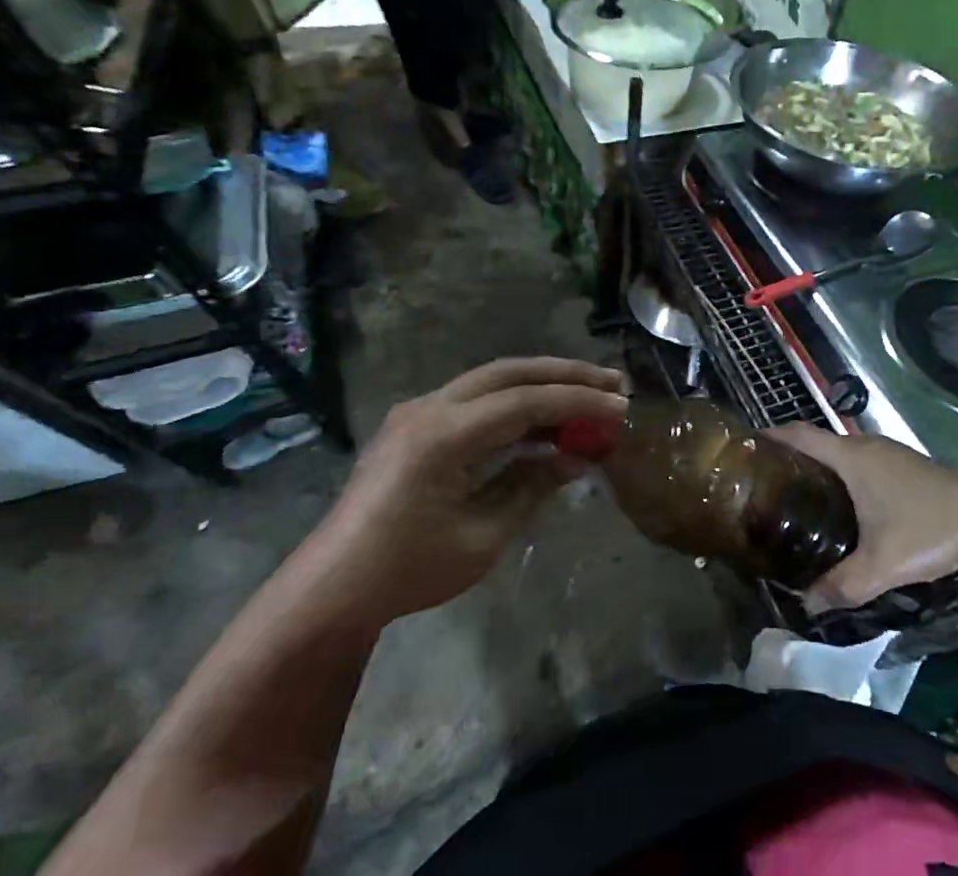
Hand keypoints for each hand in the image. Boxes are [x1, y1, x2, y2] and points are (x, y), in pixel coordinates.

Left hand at [309, 358, 626, 619]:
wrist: (337, 583)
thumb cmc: (410, 569)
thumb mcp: (483, 536)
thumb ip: (530, 486)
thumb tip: (575, 458)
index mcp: (443, 436)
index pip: (525, 402)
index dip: (577, 403)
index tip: (620, 408)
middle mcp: (428, 409)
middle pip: (507, 374)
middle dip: (563, 375)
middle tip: (612, 383)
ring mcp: (416, 413)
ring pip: (489, 381)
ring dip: (538, 385)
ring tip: (587, 394)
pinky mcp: (412, 425)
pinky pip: (472, 401)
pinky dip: (511, 403)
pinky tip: (539, 419)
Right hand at [766, 424, 957, 611]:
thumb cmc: (931, 534)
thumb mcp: (883, 567)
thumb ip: (840, 586)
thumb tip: (805, 605)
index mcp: (851, 457)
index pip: (797, 434)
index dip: (768, 436)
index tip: (743, 447)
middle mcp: (866, 446)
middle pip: (815, 442)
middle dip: (787, 456)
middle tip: (763, 483)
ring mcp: (889, 453)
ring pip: (839, 452)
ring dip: (815, 465)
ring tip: (793, 494)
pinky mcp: (905, 465)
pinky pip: (858, 461)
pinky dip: (839, 472)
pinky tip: (838, 502)